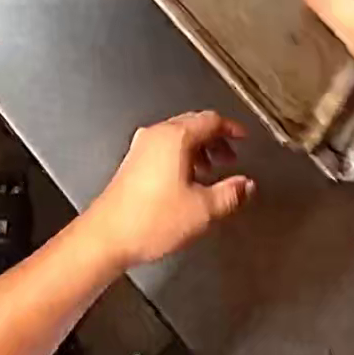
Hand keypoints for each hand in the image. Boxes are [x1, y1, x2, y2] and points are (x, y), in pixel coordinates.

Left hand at [80, 111, 254, 268]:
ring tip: (212, 171)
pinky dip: (181, 155)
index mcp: (175, 137)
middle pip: (193, 124)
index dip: (231, 128)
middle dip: (215, 138)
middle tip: (231, 155)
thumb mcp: (203, 209)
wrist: (108, 235)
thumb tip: (245, 185)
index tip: (242, 137)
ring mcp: (142, 147)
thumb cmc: (150, 220)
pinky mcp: (133, 161)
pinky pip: (164, 147)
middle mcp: (156, 135)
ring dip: (199, 148)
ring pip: (178, 136)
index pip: (210, 119)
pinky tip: (187, 180)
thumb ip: (230, 193)